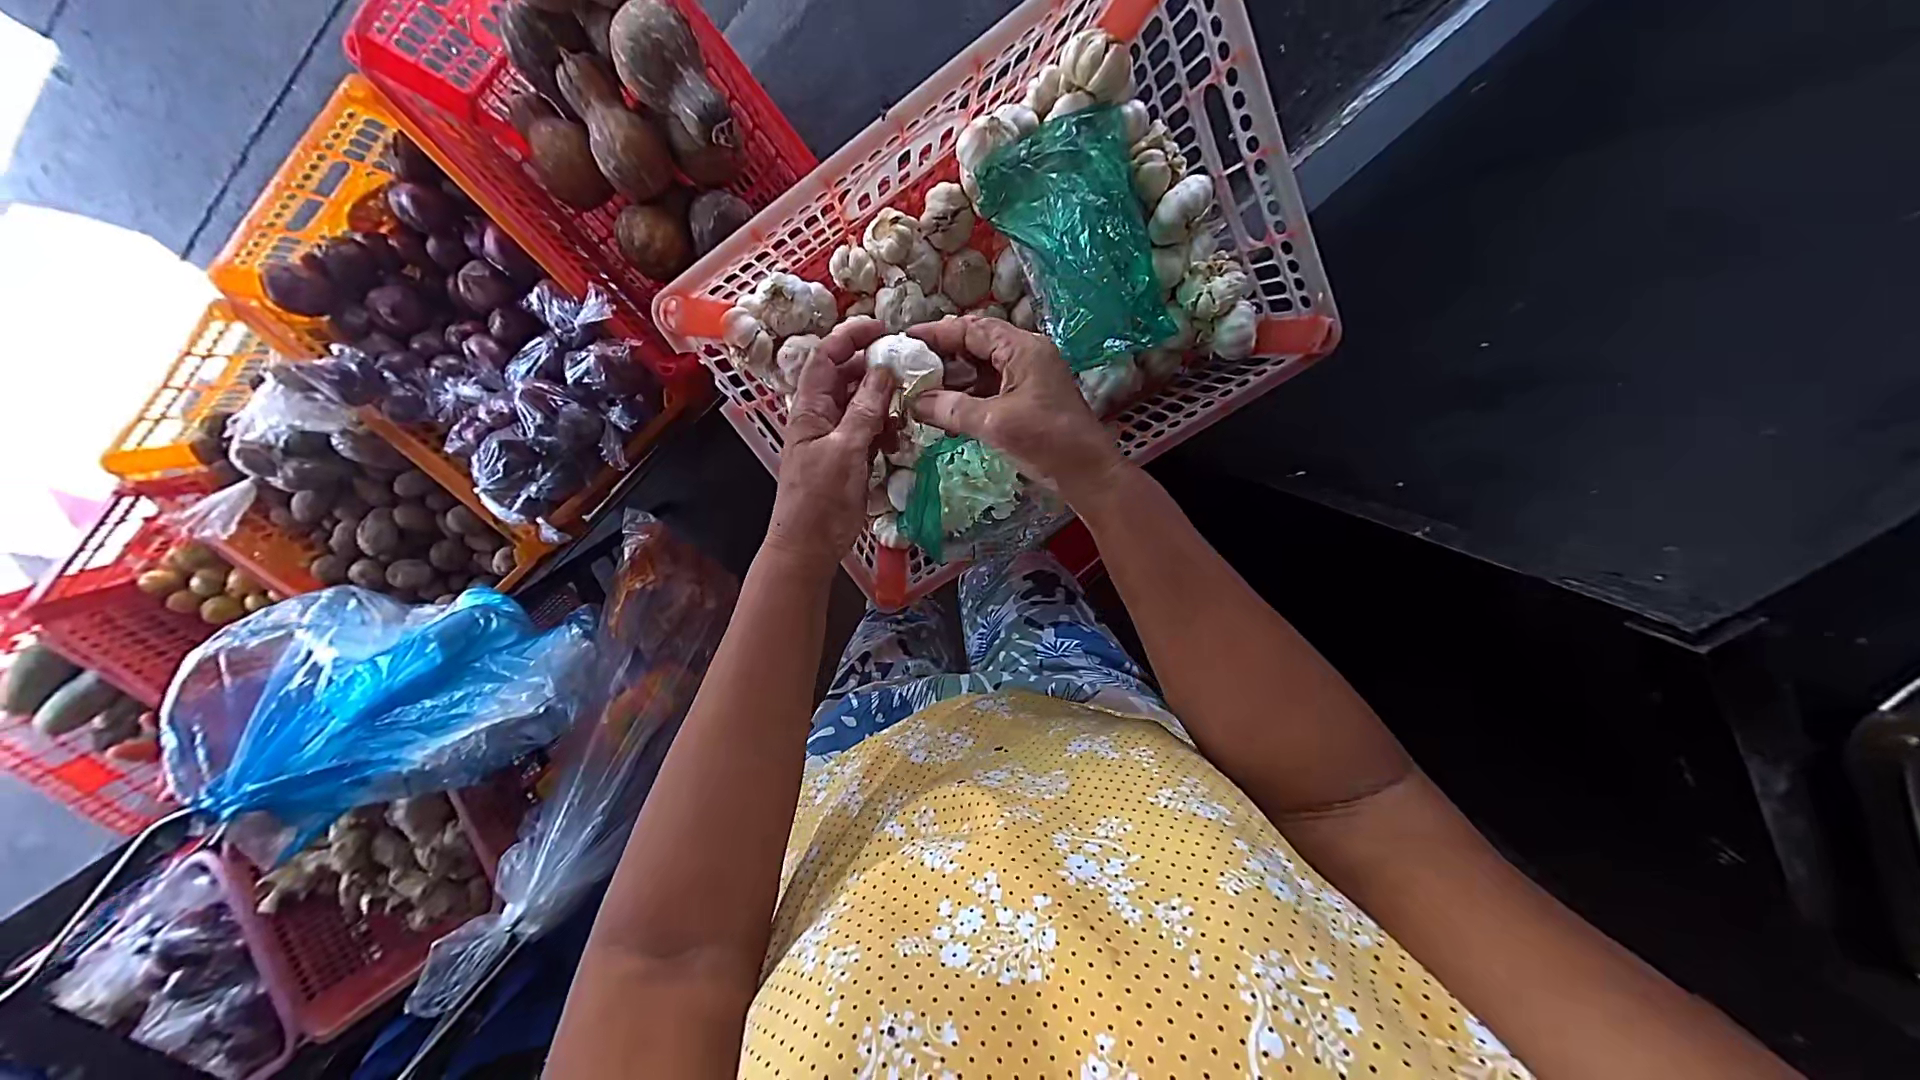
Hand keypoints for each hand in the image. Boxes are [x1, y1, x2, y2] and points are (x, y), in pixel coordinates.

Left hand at [764, 319, 894, 570]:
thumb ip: (865, 409)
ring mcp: (837, 437)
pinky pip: (871, 431)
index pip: (826, 358)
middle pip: (847, 378)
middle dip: (874, 368)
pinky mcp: (851, 457)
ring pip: (863, 405)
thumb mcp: (845, 450)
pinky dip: (886, 428)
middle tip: (907, 366)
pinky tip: (900, 435)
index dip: (850, 337)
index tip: (882, 328)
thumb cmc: (819, 498)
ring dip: (884, 401)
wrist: (810, 545)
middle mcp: (822, 416)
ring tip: (908, 403)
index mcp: (810, 408)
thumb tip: (884, 371)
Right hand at [908, 316, 1127, 504]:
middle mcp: (1026, 356)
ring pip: (981, 371)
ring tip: (917, 391)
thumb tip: (914, 402)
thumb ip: (952, 409)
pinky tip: (942, 411)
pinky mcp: (1028, 402)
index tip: (905, 340)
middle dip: (941, 358)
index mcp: (1022, 349)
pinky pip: (991, 391)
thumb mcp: (994, 423)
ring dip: (952, 381)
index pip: (972, 328)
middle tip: (906, 368)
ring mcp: (1028, 379)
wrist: (1088, 475)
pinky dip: (967, 398)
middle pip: (975, 346)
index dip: (936, 333)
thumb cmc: (1047, 442)